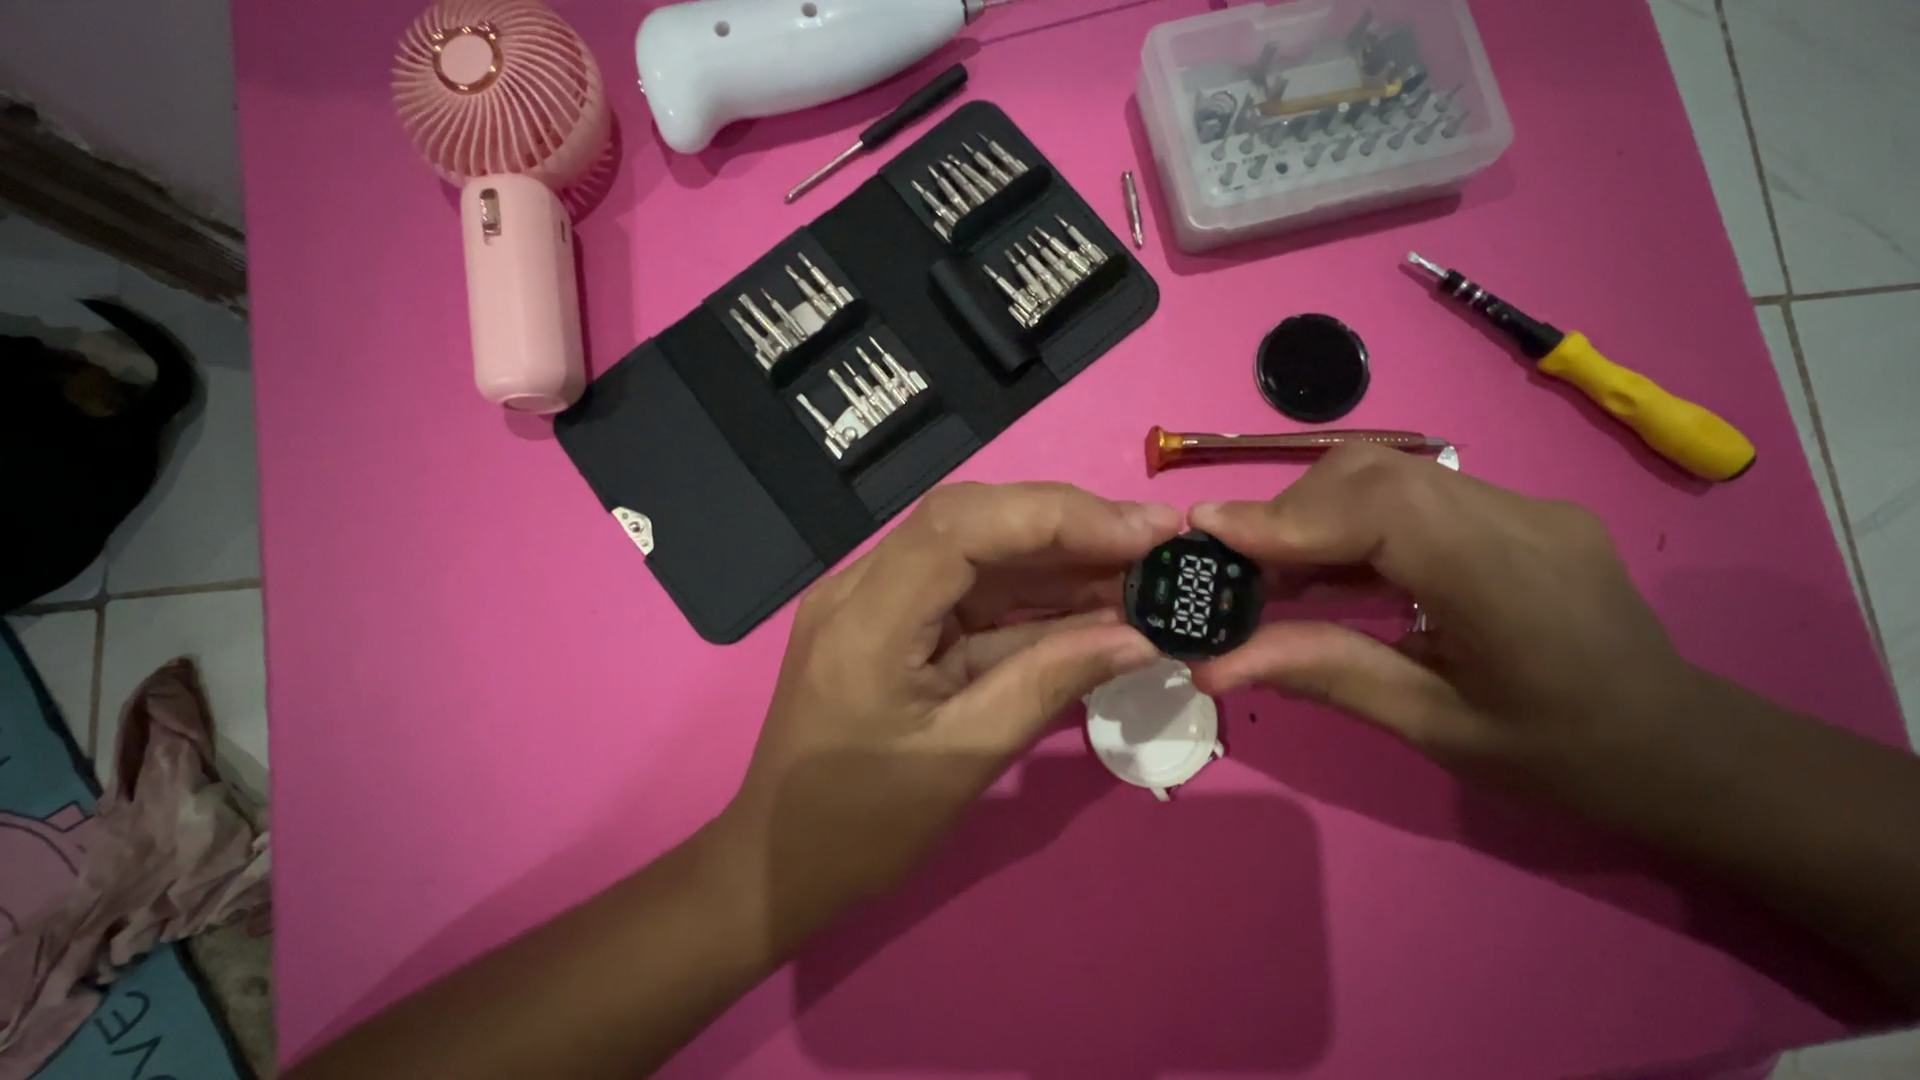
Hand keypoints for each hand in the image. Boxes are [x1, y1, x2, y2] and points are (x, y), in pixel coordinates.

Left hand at [720, 482, 1179, 946]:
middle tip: (1156, 545)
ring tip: (1142, 574)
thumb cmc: (864, 825)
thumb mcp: (966, 757)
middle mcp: (864, 588)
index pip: (961, 526)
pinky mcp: (895, 624)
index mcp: (866, 619)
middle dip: (1069, 528)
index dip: (1056, 515)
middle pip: (972, 523)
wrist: (783, 860)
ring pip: (979, 555)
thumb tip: (1140, 638)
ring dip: (1060, 562)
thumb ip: (1050, 684)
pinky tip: (1095, 606)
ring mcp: (876, 602)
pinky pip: (972, 598)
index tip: (1141, 532)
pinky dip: (1034, 601)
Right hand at [1187, 445, 1700, 801]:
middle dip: (1288, 513)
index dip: (1284, 515)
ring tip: (1269, 574)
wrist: (1681, 746)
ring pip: (1385, 473)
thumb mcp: (1433, 729)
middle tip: (1233, 571)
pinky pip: (1409, 493)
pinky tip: (1327, 570)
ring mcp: (1521, 504)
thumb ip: (1324, 674)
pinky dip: (1347, 521)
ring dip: (1312, 513)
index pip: (1381, 509)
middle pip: (1374, 473)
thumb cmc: (1559, 757)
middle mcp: (1519, 518)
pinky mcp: (1511, 508)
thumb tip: (1214, 664)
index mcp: (1509, 581)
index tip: (1205, 534)